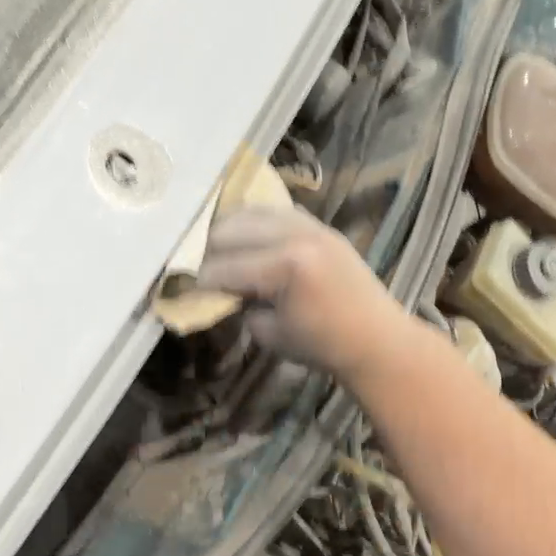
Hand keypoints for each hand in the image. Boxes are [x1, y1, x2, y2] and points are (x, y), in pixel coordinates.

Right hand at [198, 206, 403, 377]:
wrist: (375, 337)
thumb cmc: (321, 344)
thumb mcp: (268, 333)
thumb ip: (240, 305)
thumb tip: (219, 291)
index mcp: (285, 266)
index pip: (224, 268)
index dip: (198, 281)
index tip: (180, 289)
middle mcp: (296, 235)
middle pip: (230, 230)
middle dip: (206, 251)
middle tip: (195, 270)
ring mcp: (310, 224)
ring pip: (250, 212)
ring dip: (227, 230)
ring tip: (213, 251)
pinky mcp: (318, 224)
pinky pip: (274, 211)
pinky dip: (253, 223)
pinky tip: (242, 239)